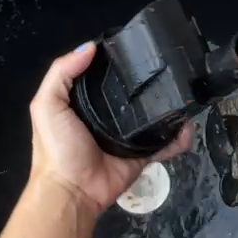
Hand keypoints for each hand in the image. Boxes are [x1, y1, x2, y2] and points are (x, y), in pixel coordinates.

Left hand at [27, 43, 190, 215]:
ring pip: (155, 117)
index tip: (138, 45)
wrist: (74, 191)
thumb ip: (61, 74)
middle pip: (134, 94)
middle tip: (171, 67)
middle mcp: (109, 116)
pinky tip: (189, 127)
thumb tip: (91, 47)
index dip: (118, 61)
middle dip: (151, 83)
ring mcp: (129, 135)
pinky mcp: (143, 154)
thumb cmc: (58, 147)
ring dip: (172, 108)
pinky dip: (179, 137)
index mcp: (86, 103)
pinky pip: (165, 143)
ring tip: (187, 94)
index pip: (105, 76)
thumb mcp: (47, 105)